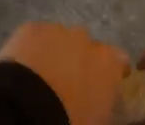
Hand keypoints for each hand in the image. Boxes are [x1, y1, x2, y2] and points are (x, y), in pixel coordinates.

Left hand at [0, 22, 130, 124]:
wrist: (27, 110)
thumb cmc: (70, 121)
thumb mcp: (98, 120)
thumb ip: (104, 102)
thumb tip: (98, 101)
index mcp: (107, 62)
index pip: (119, 60)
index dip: (113, 70)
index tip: (107, 82)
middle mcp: (85, 39)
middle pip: (87, 46)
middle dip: (80, 60)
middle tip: (69, 83)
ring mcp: (57, 30)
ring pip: (60, 39)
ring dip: (56, 53)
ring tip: (43, 78)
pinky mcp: (31, 29)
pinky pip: (36, 38)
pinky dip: (33, 50)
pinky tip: (24, 69)